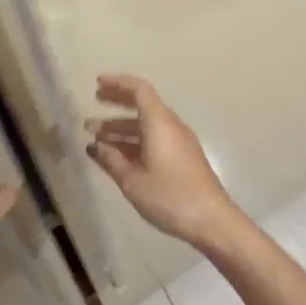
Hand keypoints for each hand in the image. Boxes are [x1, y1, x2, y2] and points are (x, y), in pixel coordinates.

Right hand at [85, 73, 246, 248]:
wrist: (212, 220)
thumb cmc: (170, 197)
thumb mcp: (133, 181)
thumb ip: (111, 160)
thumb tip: (95, 146)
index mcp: (159, 123)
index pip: (139, 90)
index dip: (117, 83)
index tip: (97, 84)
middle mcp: (170, 126)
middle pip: (142, 104)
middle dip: (116, 103)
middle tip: (93, 105)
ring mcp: (178, 141)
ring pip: (146, 125)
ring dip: (121, 128)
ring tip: (95, 138)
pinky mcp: (182, 157)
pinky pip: (153, 139)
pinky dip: (133, 141)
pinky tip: (116, 155)